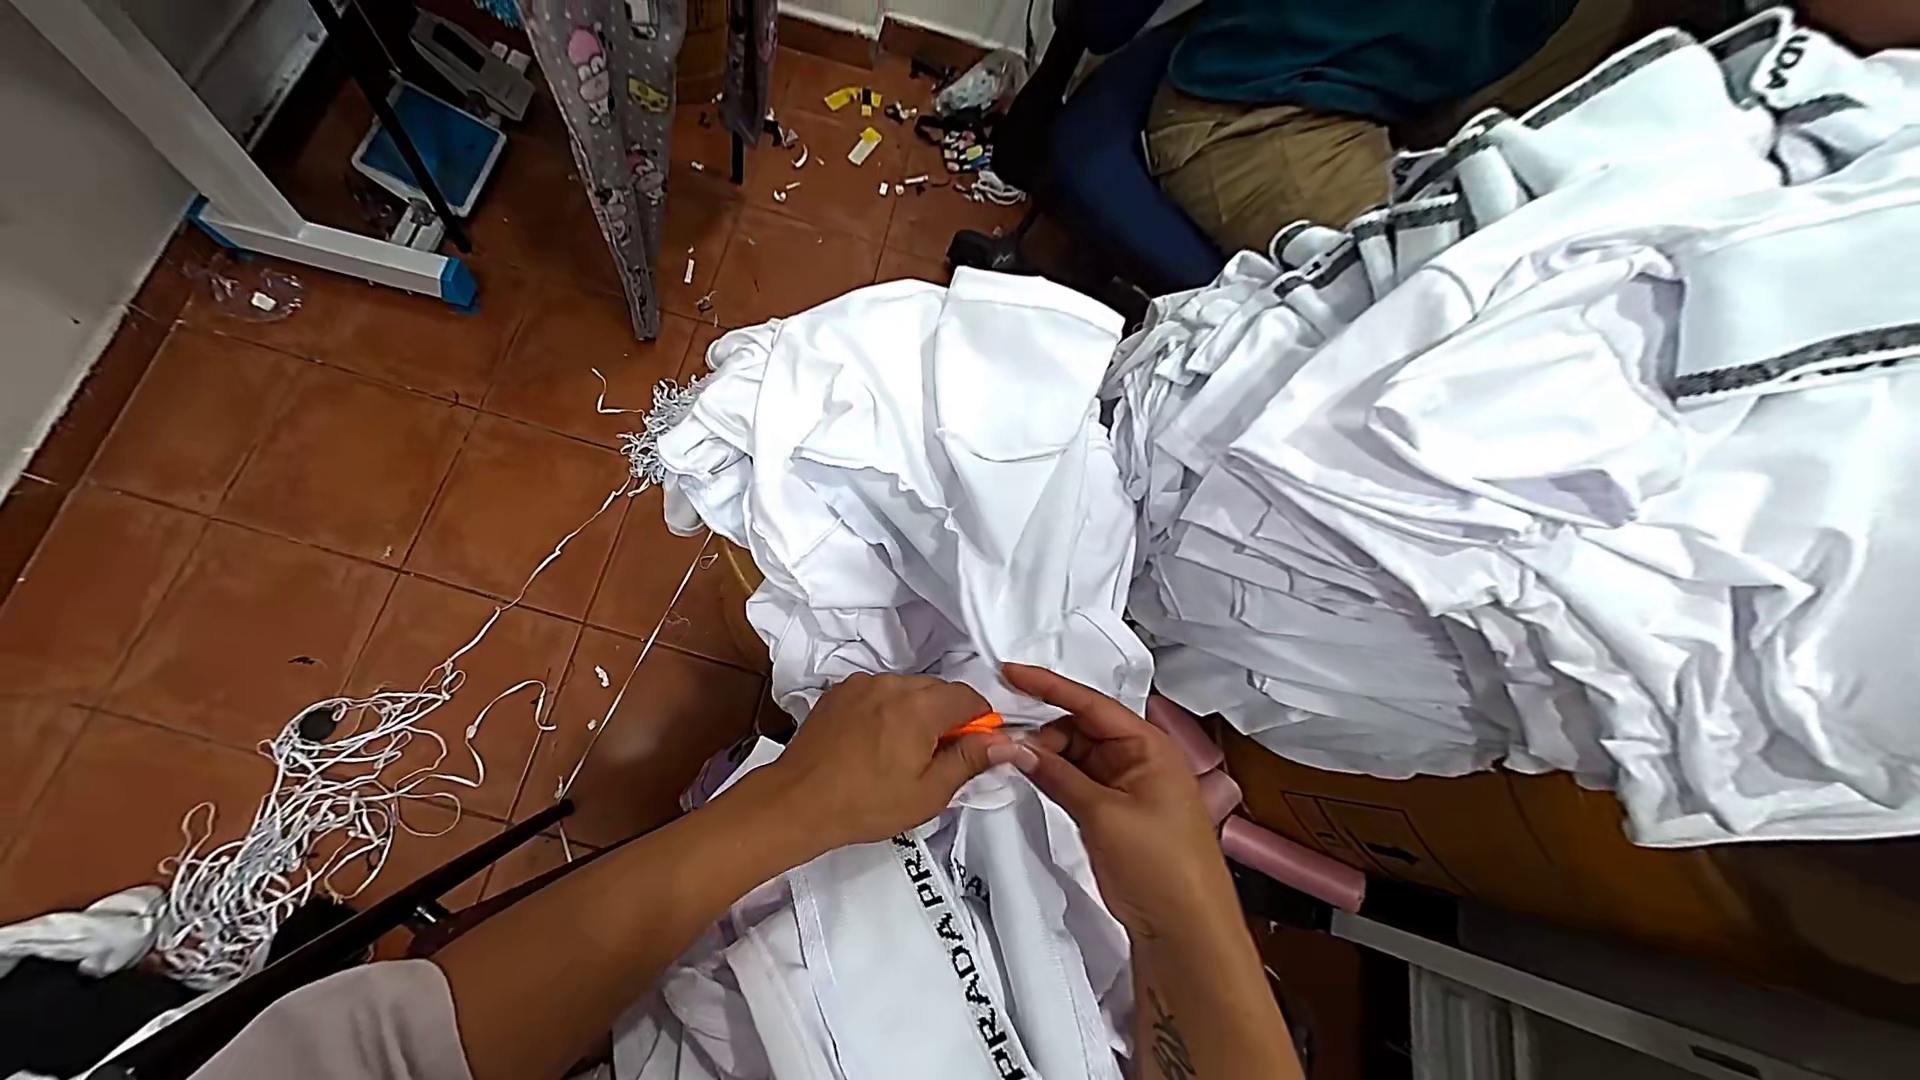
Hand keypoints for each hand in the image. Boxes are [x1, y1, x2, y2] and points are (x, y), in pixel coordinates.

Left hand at [747, 673, 1020, 852]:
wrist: (798, 801)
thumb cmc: (866, 803)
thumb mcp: (928, 792)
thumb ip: (970, 759)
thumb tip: (1007, 741)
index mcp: (920, 706)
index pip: (969, 696)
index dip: (979, 721)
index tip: (972, 746)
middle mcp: (894, 684)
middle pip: (938, 690)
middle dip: (947, 716)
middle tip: (935, 755)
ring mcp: (864, 683)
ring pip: (908, 688)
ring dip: (916, 710)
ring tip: (900, 749)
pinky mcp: (841, 689)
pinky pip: (879, 690)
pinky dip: (887, 707)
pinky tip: (874, 739)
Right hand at [1003, 664, 1240, 943]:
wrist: (1186, 936)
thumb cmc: (1167, 872)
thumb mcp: (1104, 815)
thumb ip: (1058, 775)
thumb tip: (1021, 748)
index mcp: (1149, 746)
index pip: (1091, 703)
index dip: (1048, 686)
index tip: (1014, 674)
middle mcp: (1139, 758)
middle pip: (1080, 726)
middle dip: (1044, 730)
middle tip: (1009, 739)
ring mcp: (1126, 784)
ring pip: (1075, 752)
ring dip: (1046, 755)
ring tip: (1016, 761)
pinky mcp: (1115, 808)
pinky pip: (1077, 778)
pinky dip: (1054, 776)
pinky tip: (1033, 777)